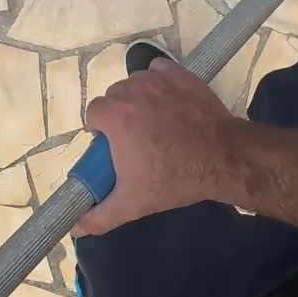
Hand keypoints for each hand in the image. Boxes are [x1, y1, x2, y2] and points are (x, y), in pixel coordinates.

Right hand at [73, 59, 245, 235]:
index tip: (113, 145)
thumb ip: (99, 216)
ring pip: (135, 82)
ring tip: (154, 120)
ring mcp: (158, 79)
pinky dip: (158, 80)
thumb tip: (76, 227)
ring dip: (138, 97)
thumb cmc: (174, 178)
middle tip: (134, 137)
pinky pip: (158, 69)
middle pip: (114, 96)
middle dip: (119, 113)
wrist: (222, 157)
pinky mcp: (180, 73)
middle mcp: (133, 90)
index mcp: (116, 116)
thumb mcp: (133, 203)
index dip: (100, 128)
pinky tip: (167, 99)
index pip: (93, 112)